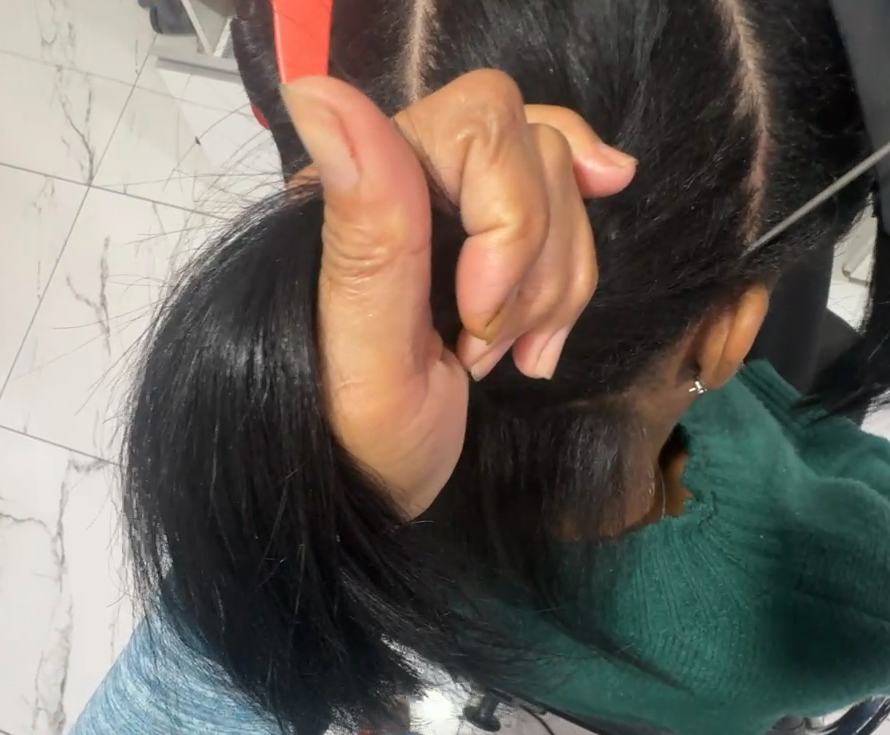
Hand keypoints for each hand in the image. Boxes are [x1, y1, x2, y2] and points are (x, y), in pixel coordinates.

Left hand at [280, 73, 635, 516]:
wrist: (378, 489)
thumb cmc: (362, 443)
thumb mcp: (366, 359)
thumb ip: (366, 233)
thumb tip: (319, 89)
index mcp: (362, 194)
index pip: (483, 125)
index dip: (511, 223)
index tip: (481, 321)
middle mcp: (405, 178)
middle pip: (535, 151)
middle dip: (533, 266)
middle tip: (488, 352)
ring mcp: (452, 208)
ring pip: (563, 190)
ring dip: (553, 289)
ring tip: (507, 360)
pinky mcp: (486, 240)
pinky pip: (569, 223)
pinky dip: (567, 287)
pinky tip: (536, 343)